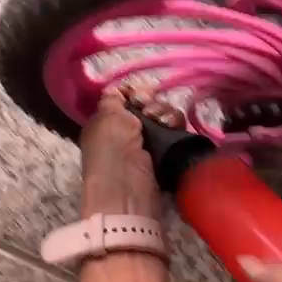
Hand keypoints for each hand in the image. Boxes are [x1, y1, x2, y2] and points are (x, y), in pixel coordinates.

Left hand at [77, 87, 179, 220]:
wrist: (129, 190)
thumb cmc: (111, 150)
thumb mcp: (106, 117)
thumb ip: (113, 99)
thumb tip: (119, 91)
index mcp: (106, 121)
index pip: (125, 97)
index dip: (133, 91)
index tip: (139, 93)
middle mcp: (127, 130)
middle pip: (147, 104)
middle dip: (151, 102)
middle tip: (149, 111)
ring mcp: (147, 142)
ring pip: (164, 114)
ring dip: (165, 112)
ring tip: (162, 121)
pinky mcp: (165, 152)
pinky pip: (175, 129)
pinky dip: (175, 123)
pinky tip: (172, 126)